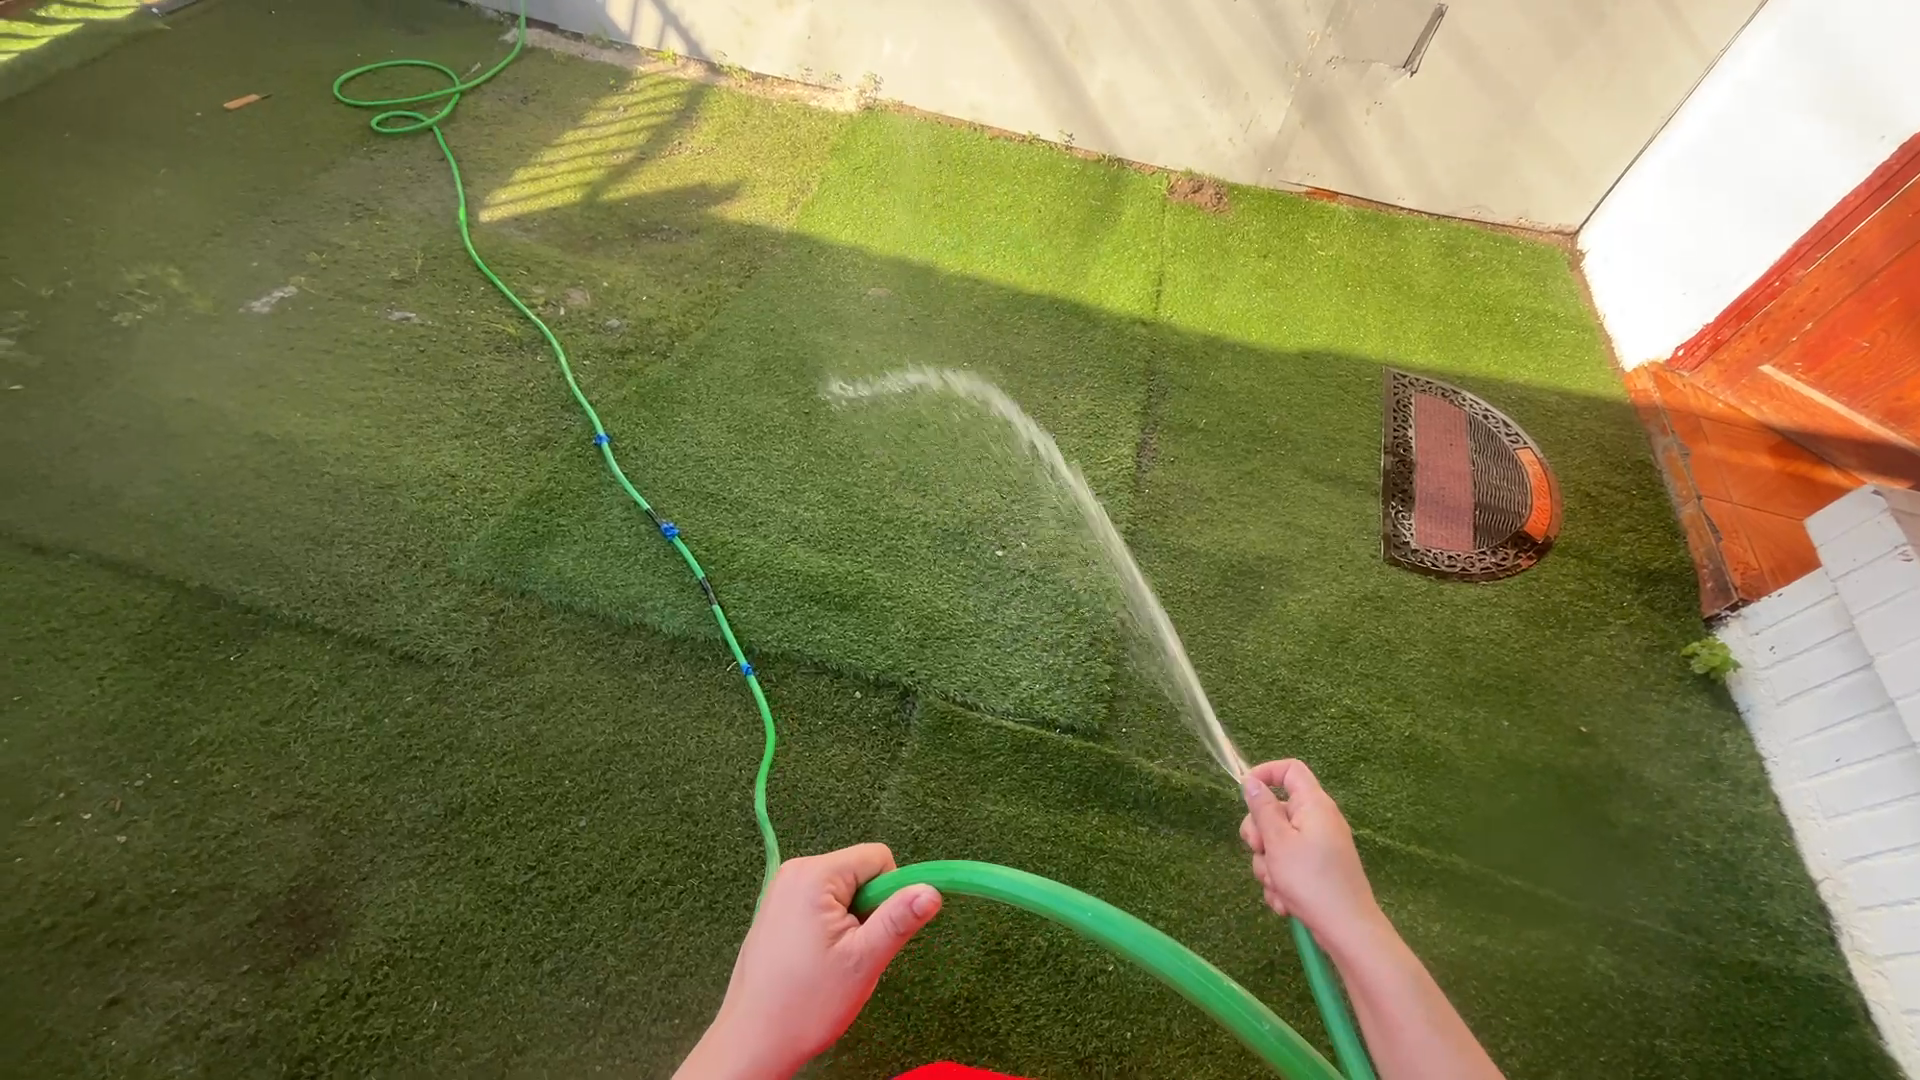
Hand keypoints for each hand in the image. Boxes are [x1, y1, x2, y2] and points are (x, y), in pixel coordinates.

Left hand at [675, 843, 941, 1078]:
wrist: (751, 1045)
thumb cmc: (807, 1004)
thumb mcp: (863, 961)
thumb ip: (899, 919)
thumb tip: (933, 890)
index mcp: (815, 873)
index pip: (878, 858)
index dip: (889, 894)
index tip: (874, 934)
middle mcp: (795, 870)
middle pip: (859, 873)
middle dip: (867, 911)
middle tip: (852, 954)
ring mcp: (782, 889)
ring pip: (843, 890)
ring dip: (850, 922)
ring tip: (833, 961)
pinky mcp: (776, 908)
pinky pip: (822, 902)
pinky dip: (830, 927)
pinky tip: (817, 961)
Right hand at [1239, 759, 1385, 952]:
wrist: (1348, 932)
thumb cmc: (1311, 880)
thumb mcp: (1277, 841)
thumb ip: (1261, 808)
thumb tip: (1250, 781)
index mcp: (1314, 805)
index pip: (1290, 770)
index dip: (1265, 773)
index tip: (1245, 793)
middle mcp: (1318, 821)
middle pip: (1275, 810)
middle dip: (1259, 834)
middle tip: (1260, 850)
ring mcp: (1318, 847)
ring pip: (1277, 842)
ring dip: (1268, 865)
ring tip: (1277, 886)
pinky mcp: (1317, 870)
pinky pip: (1288, 864)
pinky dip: (1281, 881)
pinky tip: (1284, 901)